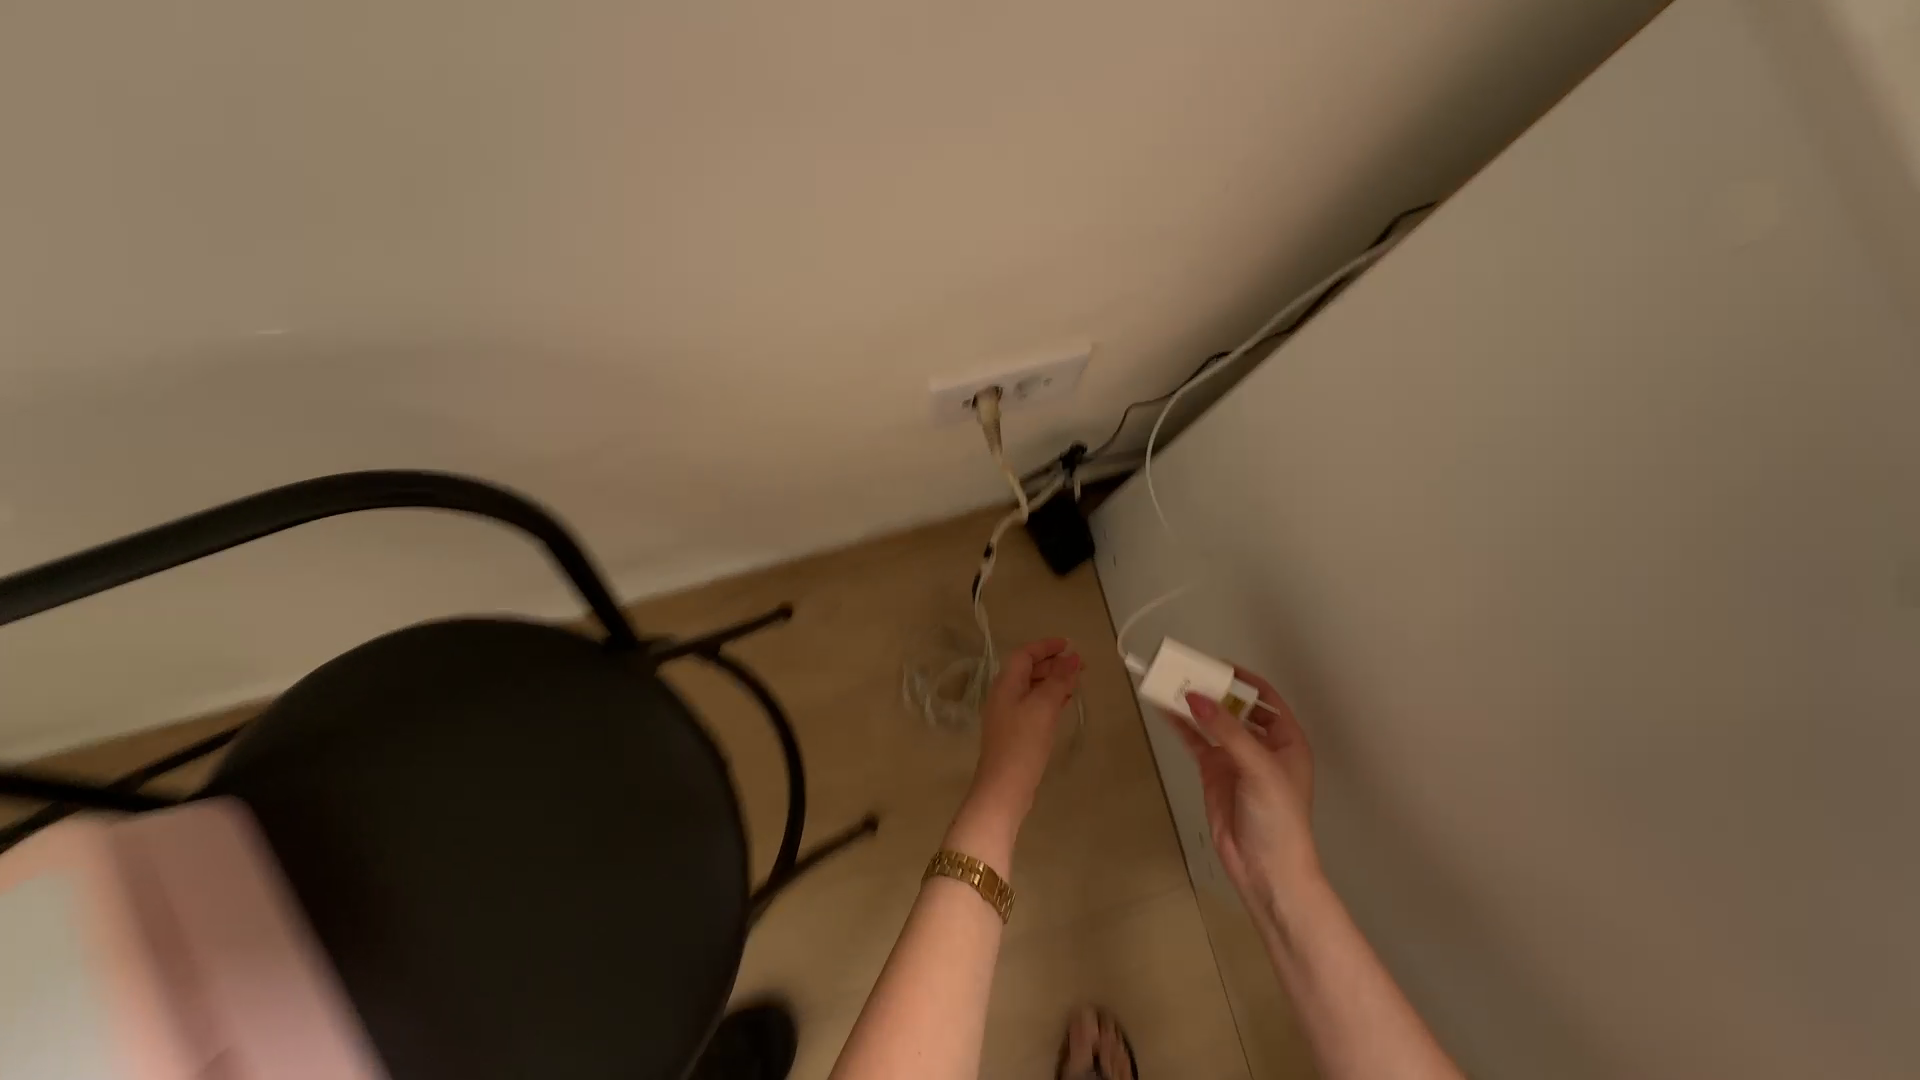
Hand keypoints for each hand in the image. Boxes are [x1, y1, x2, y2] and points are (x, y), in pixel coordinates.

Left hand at [956, 638, 1082, 844]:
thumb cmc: (1023, 743)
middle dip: (1053, 663)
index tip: (1069, 645)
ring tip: (1077, 682)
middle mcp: (1004, 695)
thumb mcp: (1043, 707)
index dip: (1046, 646)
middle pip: (1027, 669)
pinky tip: (1064, 703)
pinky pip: (1034, 705)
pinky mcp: (1015, 732)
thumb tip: (1072, 658)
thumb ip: (1058, 681)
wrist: (1005, 787)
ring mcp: (1008, 715)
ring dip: (1053, 681)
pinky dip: (1050, 699)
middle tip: (1080, 665)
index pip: (1024, 654)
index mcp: (1006, 684)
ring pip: (1032, 688)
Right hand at [1161, 668, 1319, 916]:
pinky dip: (1181, 726)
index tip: (1215, 664)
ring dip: (1194, 705)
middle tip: (1186, 672)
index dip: (1243, 679)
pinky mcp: (1214, 772)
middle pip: (1235, 707)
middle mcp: (1262, 745)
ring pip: (1212, 722)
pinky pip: (1196, 741)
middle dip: (1213, 690)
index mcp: (1286, 740)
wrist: (1266, 869)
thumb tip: (1196, 697)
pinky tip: (1165, 711)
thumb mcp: (1259, 769)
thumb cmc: (1278, 818)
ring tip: (1168, 685)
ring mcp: (1236, 758)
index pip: (1265, 699)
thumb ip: (1227, 731)